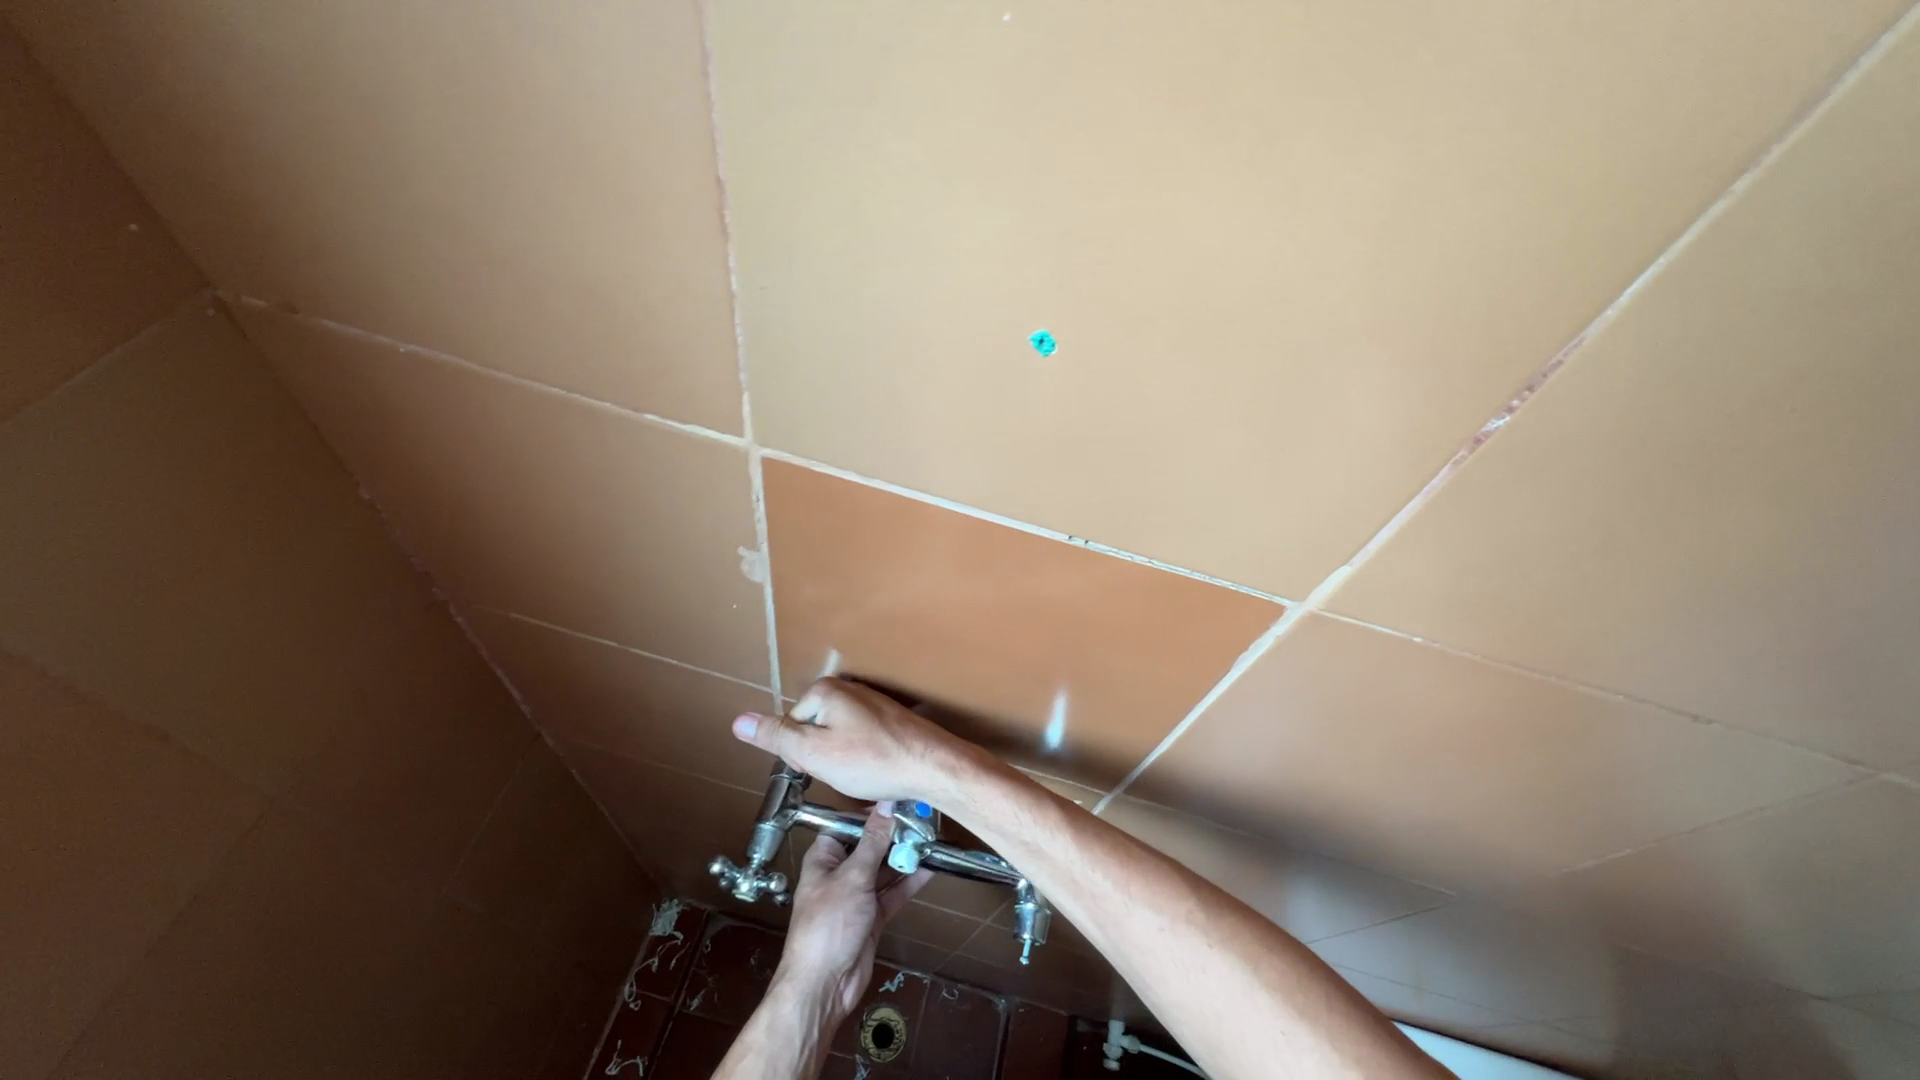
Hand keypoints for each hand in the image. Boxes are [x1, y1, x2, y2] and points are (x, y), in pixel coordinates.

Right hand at [732, 678, 969, 802]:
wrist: (932, 767)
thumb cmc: (875, 761)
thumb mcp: (814, 753)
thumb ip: (776, 736)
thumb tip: (739, 721)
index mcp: (825, 691)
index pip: (790, 727)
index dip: (800, 756)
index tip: (821, 769)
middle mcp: (847, 688)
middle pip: (813, 730)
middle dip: (822, 756)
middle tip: (846, 771)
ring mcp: (870, 701)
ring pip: (836, 738)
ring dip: (844, 759)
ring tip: (864, 771)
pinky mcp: (887, 719)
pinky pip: (859, 740)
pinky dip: (864, 757)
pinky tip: (877, 768)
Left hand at [776, 802, 931, 1023]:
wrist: (824, 984)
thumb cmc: (829, 924)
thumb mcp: (853, 876)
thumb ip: (873, 841)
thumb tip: (886, 804)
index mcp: (825, 858)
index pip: (849, 825)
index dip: (873, 814)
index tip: (900, 801)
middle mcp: (840, 873)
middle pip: (870, 846)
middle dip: (895, 836)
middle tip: (925, 820)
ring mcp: (858, 896)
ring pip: (884, 869)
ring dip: (905, 858)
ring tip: (933, 840)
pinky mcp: (873, 916)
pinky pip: (893, 892)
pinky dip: (910, 882)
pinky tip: (930, 868)